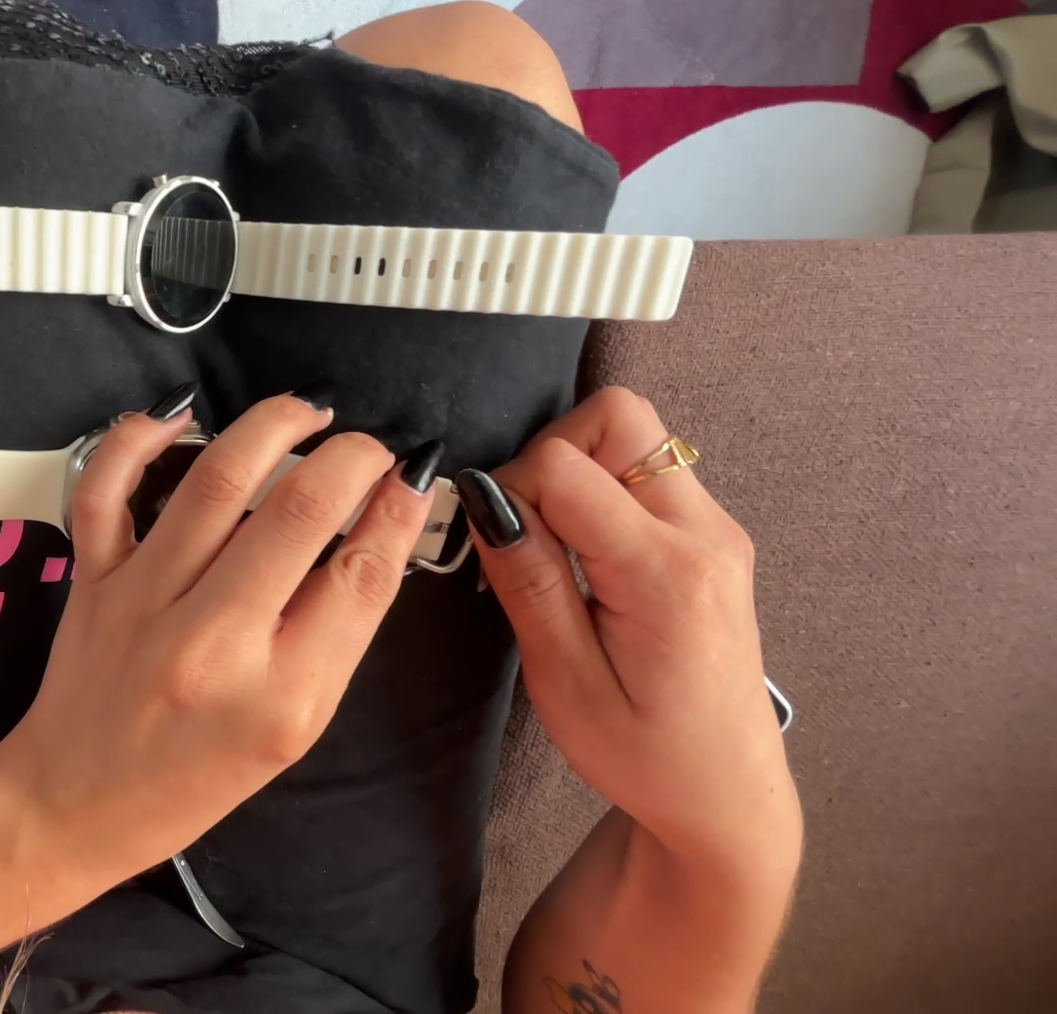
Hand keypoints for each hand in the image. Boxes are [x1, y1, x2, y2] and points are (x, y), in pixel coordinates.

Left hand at [0, 385, 442, 881]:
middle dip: (351, 458)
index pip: (362, 576)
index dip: (399, 509)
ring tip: (307, 413)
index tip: (411, 473)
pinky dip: (137, 437)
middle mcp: (212, 639)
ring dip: (272, 427)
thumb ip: (334, 632)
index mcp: (281, 695)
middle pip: (299, 513)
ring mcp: (142, 599)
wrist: (76, 802)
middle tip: (367, 445)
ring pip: (215, 482)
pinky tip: (179, 412)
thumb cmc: (194, 779)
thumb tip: (375, 531)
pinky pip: (105, 488)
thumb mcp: (291, 728)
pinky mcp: (91, 577)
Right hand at [461, 388, 798, 874]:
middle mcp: (705, 532)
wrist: (726, 795)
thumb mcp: (563, 677)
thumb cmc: (640, 752)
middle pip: (617, 416)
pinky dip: (592, 486)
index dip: (506, 488)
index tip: (491, 544)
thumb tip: (485, 499)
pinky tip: (577, 548)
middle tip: (523, 522)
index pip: (564, 466)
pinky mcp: (707, 536)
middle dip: (549, 451)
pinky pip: (640, 468)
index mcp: (668, 572)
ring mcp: (714, 528)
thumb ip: (528, 579)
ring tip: (547, 539)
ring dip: (570, 467)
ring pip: (630, 433)